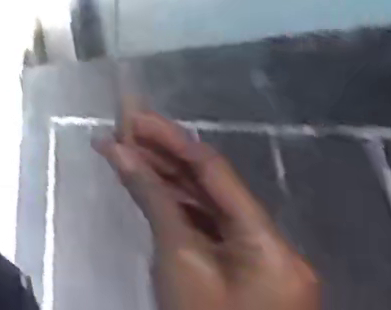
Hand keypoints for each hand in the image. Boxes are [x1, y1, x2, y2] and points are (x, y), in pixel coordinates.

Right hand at [98, 111, 319, 309]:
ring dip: (165, 175)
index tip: (127, 113)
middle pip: (214, 186)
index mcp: (270, 243)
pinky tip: (142, 186)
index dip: (170, 137)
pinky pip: (208, 225)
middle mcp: (273, 247)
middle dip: (164, 154)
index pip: (215, 172)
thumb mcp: (178, 257)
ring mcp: (261, 263)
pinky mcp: (244, 276)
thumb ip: (151, 197)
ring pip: (208, 204)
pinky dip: (173, 202)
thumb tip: (117, 148)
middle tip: (117, 129)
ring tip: (120, 152)